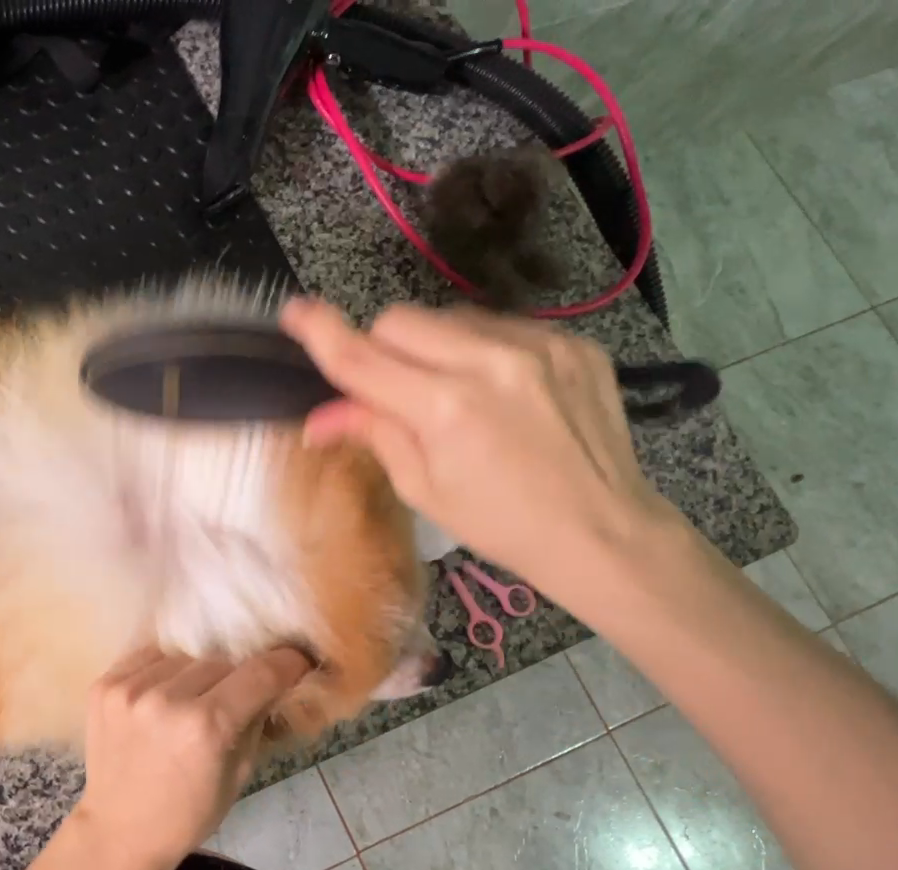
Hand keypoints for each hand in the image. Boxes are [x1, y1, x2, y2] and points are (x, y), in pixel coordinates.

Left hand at [69, 646, 311, 869]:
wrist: (119, 831)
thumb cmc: (187, 815)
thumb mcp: (239, 773)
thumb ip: (255, 720)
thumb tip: (274, 682)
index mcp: (206, 726)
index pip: (259, 673)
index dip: (285, 664)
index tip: (295, 662)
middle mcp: (166, 699)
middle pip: (219, 662)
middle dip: (235, 678)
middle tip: (233, 697)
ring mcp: (128, 689)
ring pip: (183, 657)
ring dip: (195, 673)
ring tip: (190, 700)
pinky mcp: (103, 685)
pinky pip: (146, 658)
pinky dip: (160, 671)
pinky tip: (160, 695)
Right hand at [282, 298, 678, 597]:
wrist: (602, 529)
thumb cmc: (498, 523)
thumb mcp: (421, 486)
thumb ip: (372, 432)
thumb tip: (318, 417)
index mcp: (444, 408)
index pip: (362, 358)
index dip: (322, 332)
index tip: (295, 311)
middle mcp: (490, 362)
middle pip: (400, 320)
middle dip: (383, 349)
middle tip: (396, 391)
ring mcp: (538, 344)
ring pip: (448, 316)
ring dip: (431, 346)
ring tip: (454, 392)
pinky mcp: (570, 340)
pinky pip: (498, 324)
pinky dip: (479, 349)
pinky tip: (498, 389)